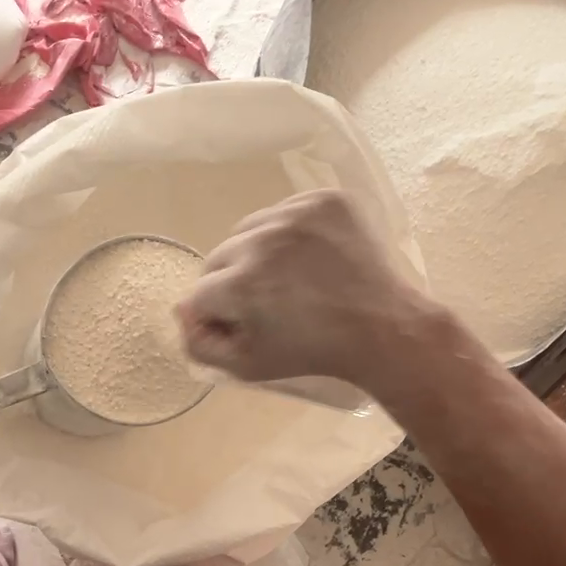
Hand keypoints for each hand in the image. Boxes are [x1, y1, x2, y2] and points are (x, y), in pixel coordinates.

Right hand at [177, 189, 458, 390]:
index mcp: (240, 283)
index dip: (211, 314)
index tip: (232, 324)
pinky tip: (305, 258)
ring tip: (283, 277)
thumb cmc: (312, 352)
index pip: (198, 294)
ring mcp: (296, 213)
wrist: (383, 327)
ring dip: (255, 253)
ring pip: (248, 230)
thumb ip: (202, 345)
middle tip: (260, 302)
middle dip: (229, 282)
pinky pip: (284, 211)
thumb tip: (182, 316)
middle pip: (219, 258)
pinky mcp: (324, 199)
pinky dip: (287, 233)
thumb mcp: (248, 366)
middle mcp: (262, 239)